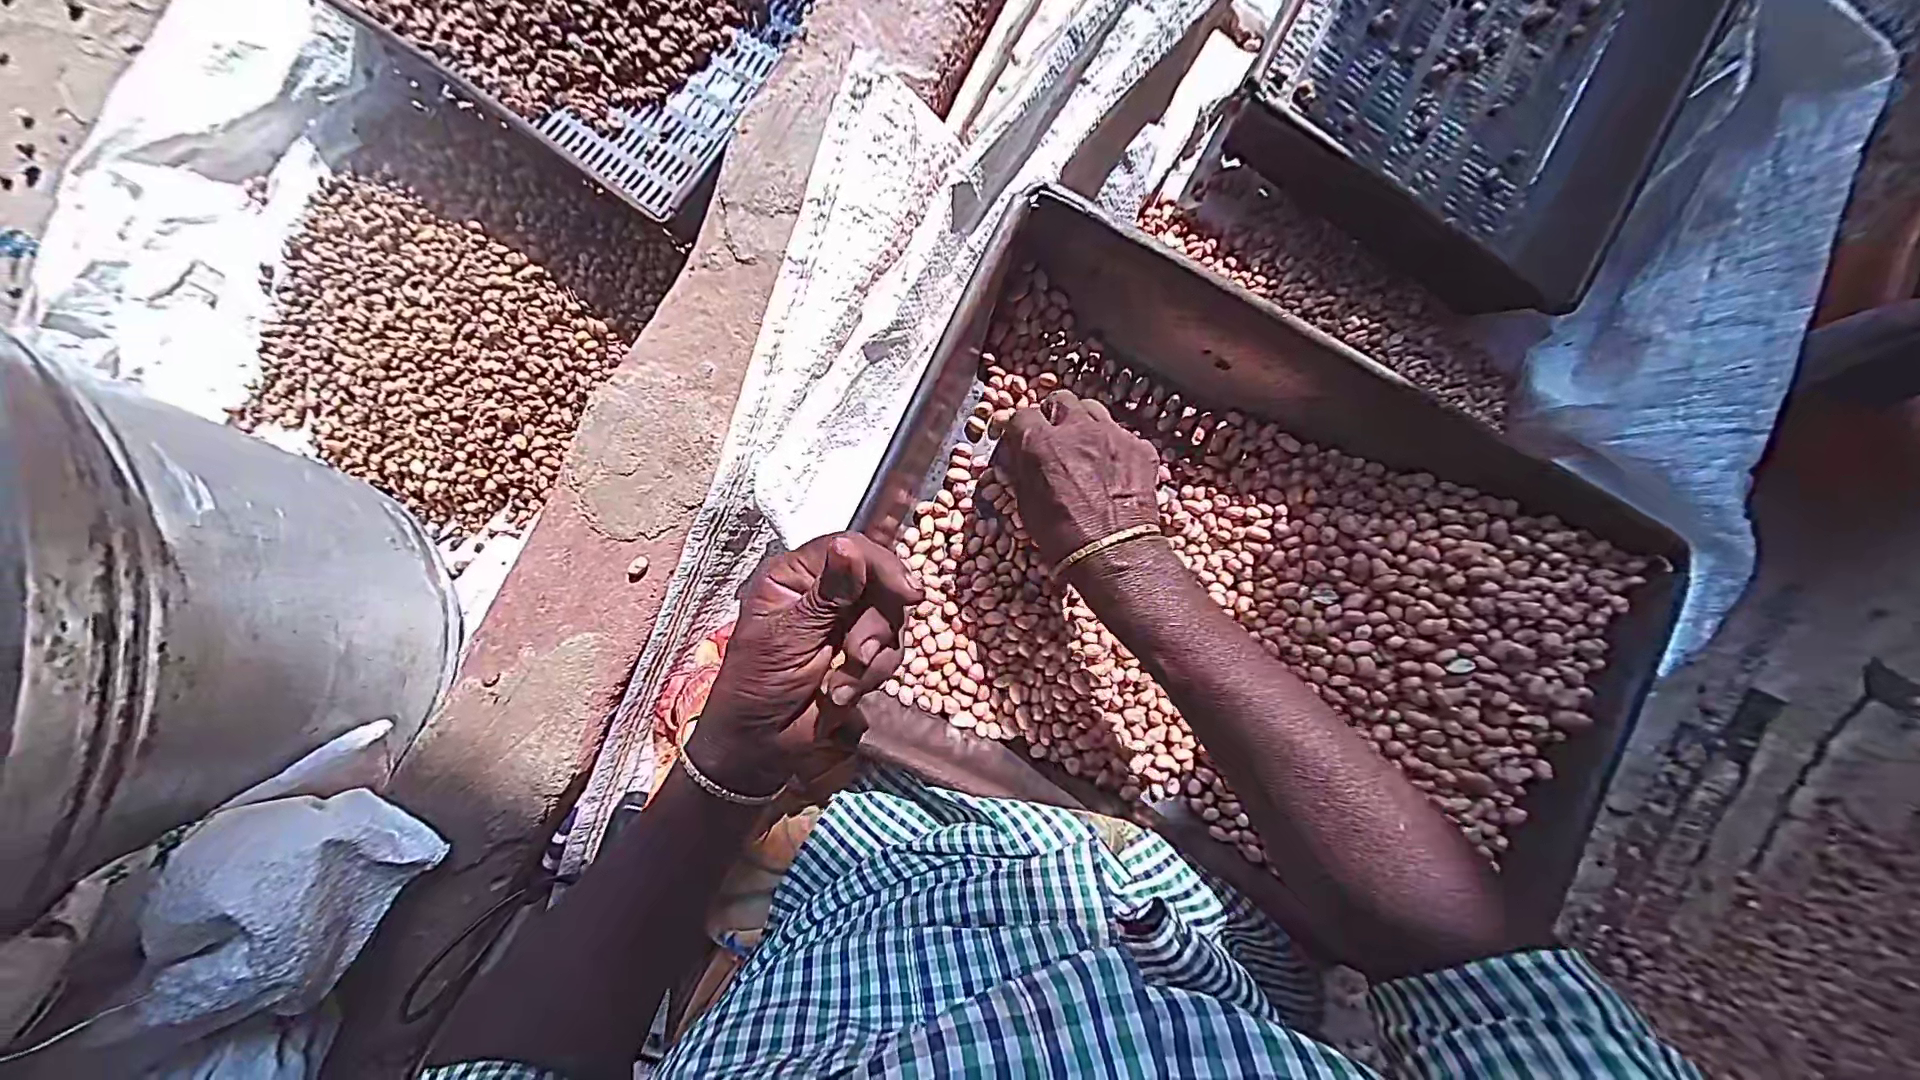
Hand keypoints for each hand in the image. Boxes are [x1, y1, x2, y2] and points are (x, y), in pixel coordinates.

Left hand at [688, 533, 920, 795]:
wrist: (762, 745)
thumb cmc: (757, 685)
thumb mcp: (787, 637)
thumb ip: (826, 594)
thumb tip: (849, 546)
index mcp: (795, 576)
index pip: (849, 548)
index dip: (882, 566)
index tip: (908, 592)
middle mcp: (826, 591)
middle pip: (879, 584)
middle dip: (875, 625)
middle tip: (859, 656)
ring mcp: (847, 620)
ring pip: (891, 619)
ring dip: (872, 658)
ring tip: (840, 685)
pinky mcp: (863, 650)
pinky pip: (891, 651)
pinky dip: (873, 675)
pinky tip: (842, 693)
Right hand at [994, 389, 1162, 568]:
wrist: (1112, 553)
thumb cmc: (1062, 536)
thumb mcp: (1026, 504)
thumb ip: (1021, 471)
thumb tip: (1018, 459)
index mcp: (1040, 443)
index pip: (1021, 415)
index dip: (1020, 428)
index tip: (1020, 439)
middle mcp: (1075, 429)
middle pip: (1060, 401)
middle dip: (1053, 416)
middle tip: (1053, 437)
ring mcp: (1112, 434)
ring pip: (1093, 410)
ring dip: (1084, 423)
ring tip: (1083, 446)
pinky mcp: (1139, 447)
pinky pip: (1122, 435)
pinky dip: (1113, 446)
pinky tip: (1112, 468)